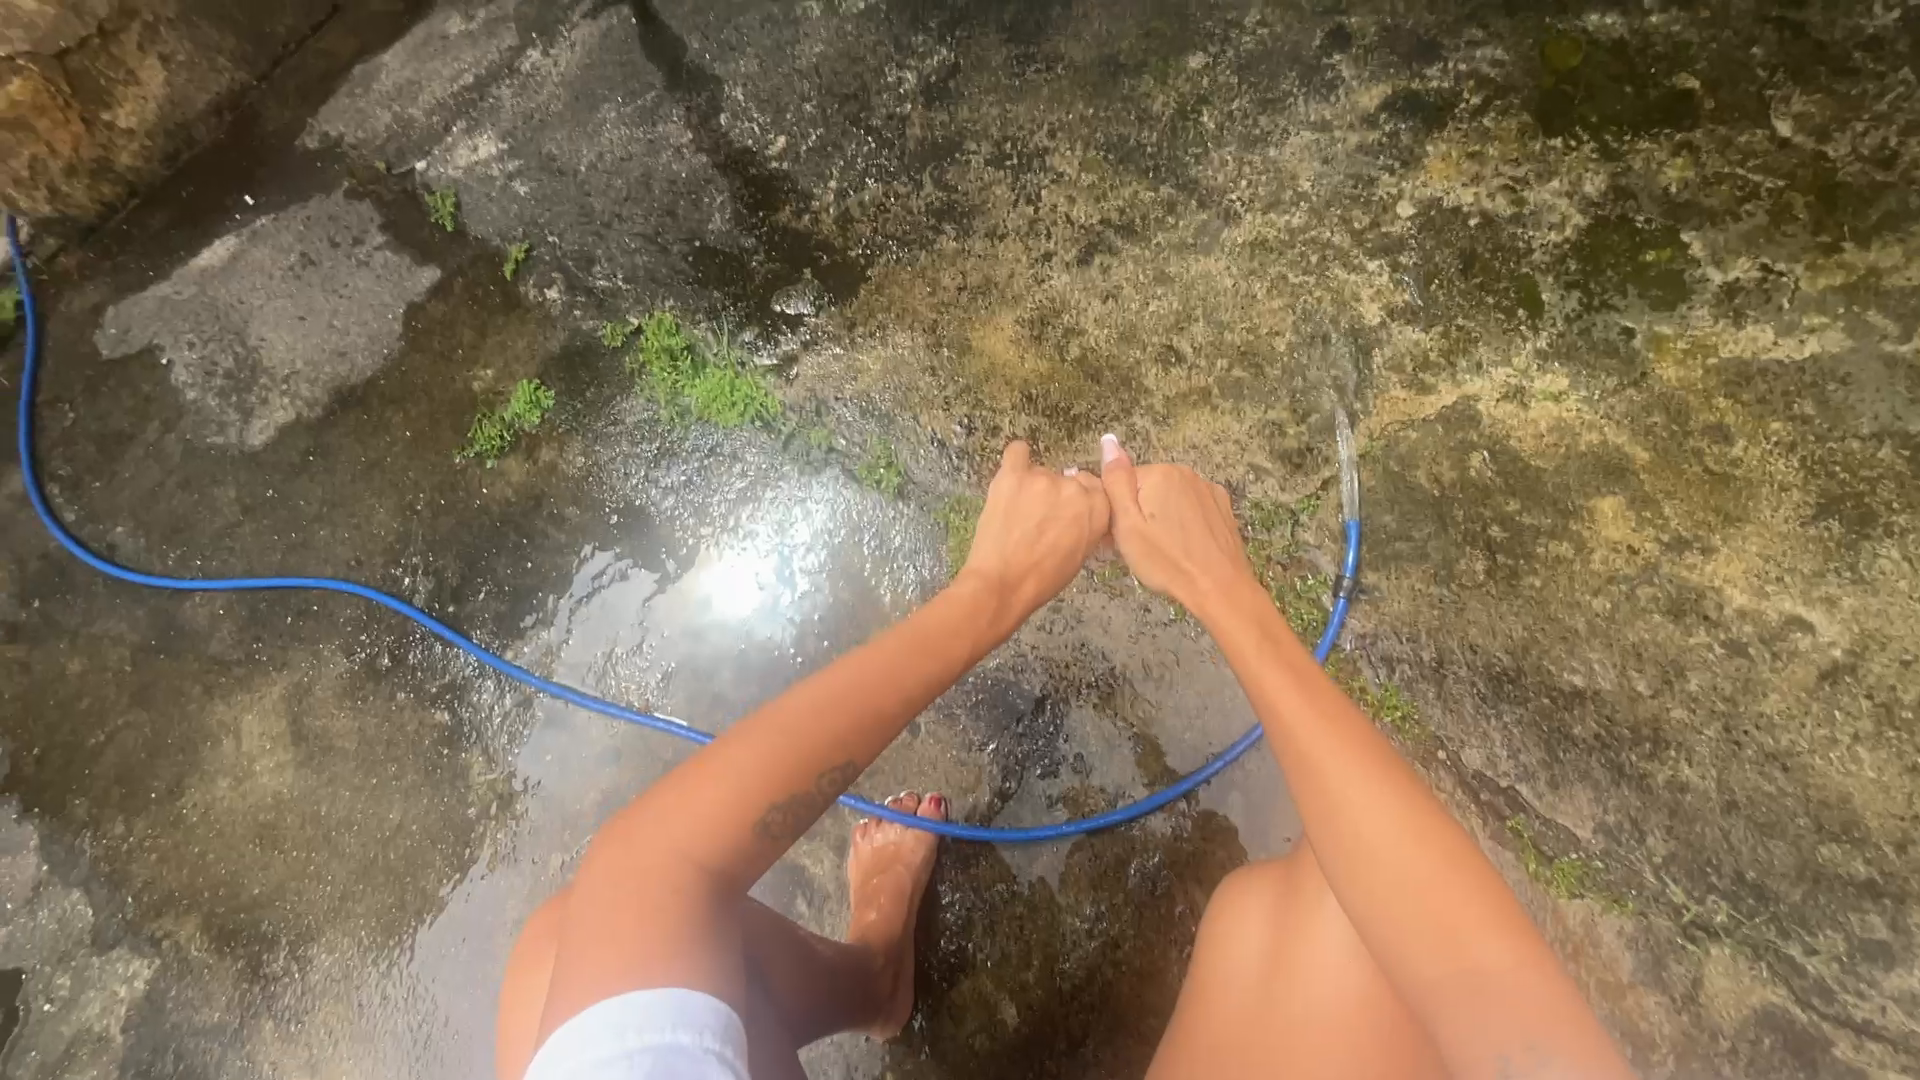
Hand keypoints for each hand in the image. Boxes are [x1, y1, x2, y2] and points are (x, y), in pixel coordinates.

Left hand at [956, 441, 1110, 628]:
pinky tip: (1012, 476)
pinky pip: (1017, 452)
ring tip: (1019, 514)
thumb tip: (1079, 511)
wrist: (1003, 583)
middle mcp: (1074, 487)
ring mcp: (1042, 478)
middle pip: (1070, 479)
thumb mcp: (1081, 555)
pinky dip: (1017, 459)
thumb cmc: (1043, 578)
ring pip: (1042, 472)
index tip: (1067, 513)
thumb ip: (1088, 524)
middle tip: (1041, 518)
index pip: (1096, 488)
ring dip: (1034, 488)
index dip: (1080, 501)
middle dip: (1058, 496)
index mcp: (1098, 508)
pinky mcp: (1012, 475)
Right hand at [1098, 434, 1260, 619]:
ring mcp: (1207, 489)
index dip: (1117, 511)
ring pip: (1169, 499)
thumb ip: (1115, 480)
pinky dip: (1183, 523)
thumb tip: (1108, 441)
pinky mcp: (1222, 507)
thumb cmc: (1166, 560)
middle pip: (1147, 489)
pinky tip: (1183, 546)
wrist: (1218, 587)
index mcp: (1159, 474)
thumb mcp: (1127, 524)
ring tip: (1162, 550)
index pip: (1122, 484)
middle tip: (1139, 546)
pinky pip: (1190, 508)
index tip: (1119, 536)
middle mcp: (1186, 473)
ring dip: (1161, 518)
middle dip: (1139, 513)